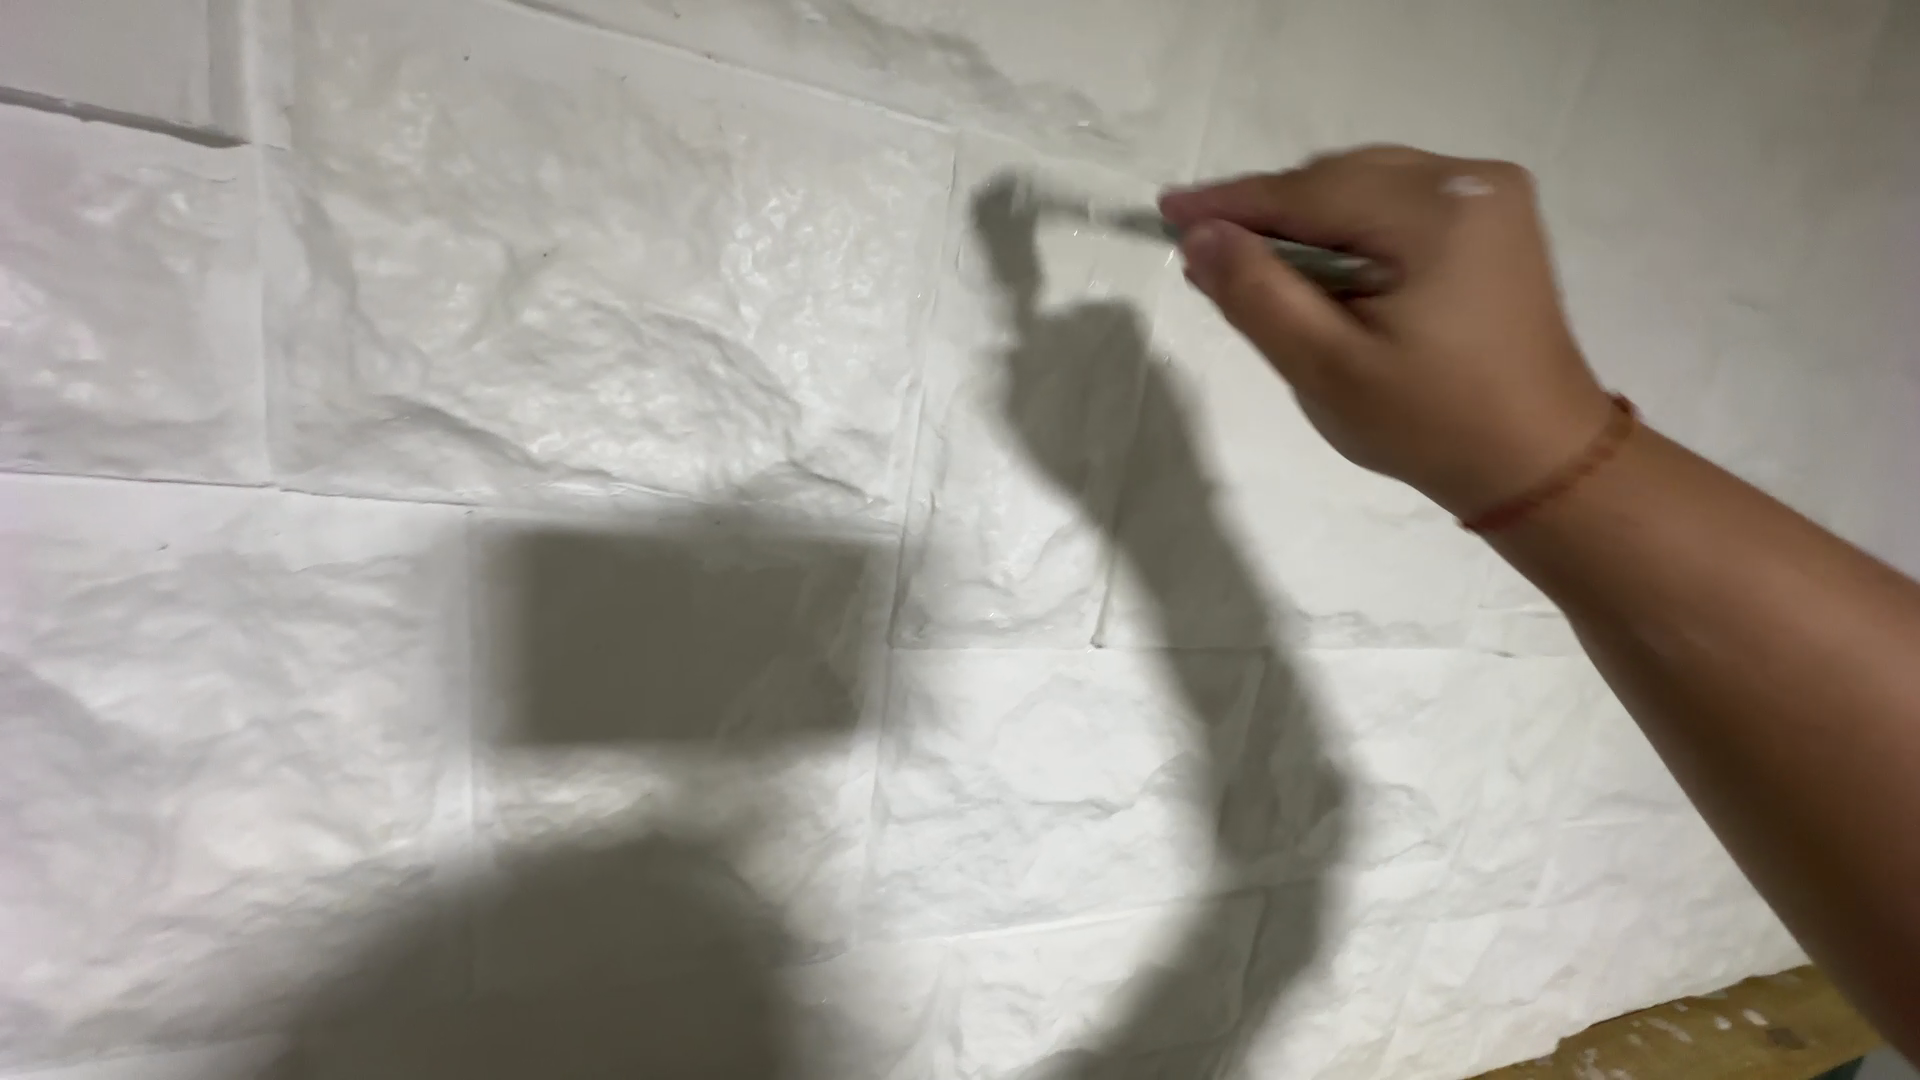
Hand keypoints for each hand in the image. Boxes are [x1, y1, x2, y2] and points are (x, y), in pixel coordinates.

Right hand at [1162, 145, 1611, 516]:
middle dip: (1265, 211)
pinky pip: (1392, 206)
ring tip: (1251, 262)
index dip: (1229, 202)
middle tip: (1203, 248)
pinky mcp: (1490, 224)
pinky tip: (1315, 266)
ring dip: (1301, 221)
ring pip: (1362, 188)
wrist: (1533, 459)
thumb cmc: (1424, 423)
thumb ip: (1257, 295)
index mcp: (1436, 213)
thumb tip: (1200, 237)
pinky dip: (1342, 230)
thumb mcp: (1324, 367)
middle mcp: (1471, 182)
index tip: (1166, 211)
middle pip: (1336, 179)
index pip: (1306, 193)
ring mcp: (1489, 199)